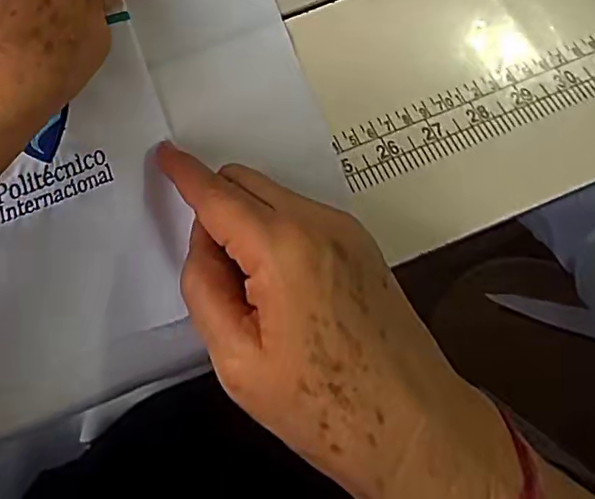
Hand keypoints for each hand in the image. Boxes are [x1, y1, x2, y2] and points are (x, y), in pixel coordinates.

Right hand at [156, 143, 521, 498]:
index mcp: (282, 250)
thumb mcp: (237, 361)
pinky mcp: (359, 243)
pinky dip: (270, 228)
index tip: (164, 154)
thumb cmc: (334, 411)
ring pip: (266, 193)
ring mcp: (344, 231)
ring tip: (256, 293)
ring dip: (242, 220)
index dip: (183, 172)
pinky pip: (293, 211)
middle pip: (240, 180)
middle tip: (216, 272)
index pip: (215, 194)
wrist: (429, 441)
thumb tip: (204, 246)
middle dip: (213, 206)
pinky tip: (283, 288)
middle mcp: (317, 225)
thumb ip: (202, 287)